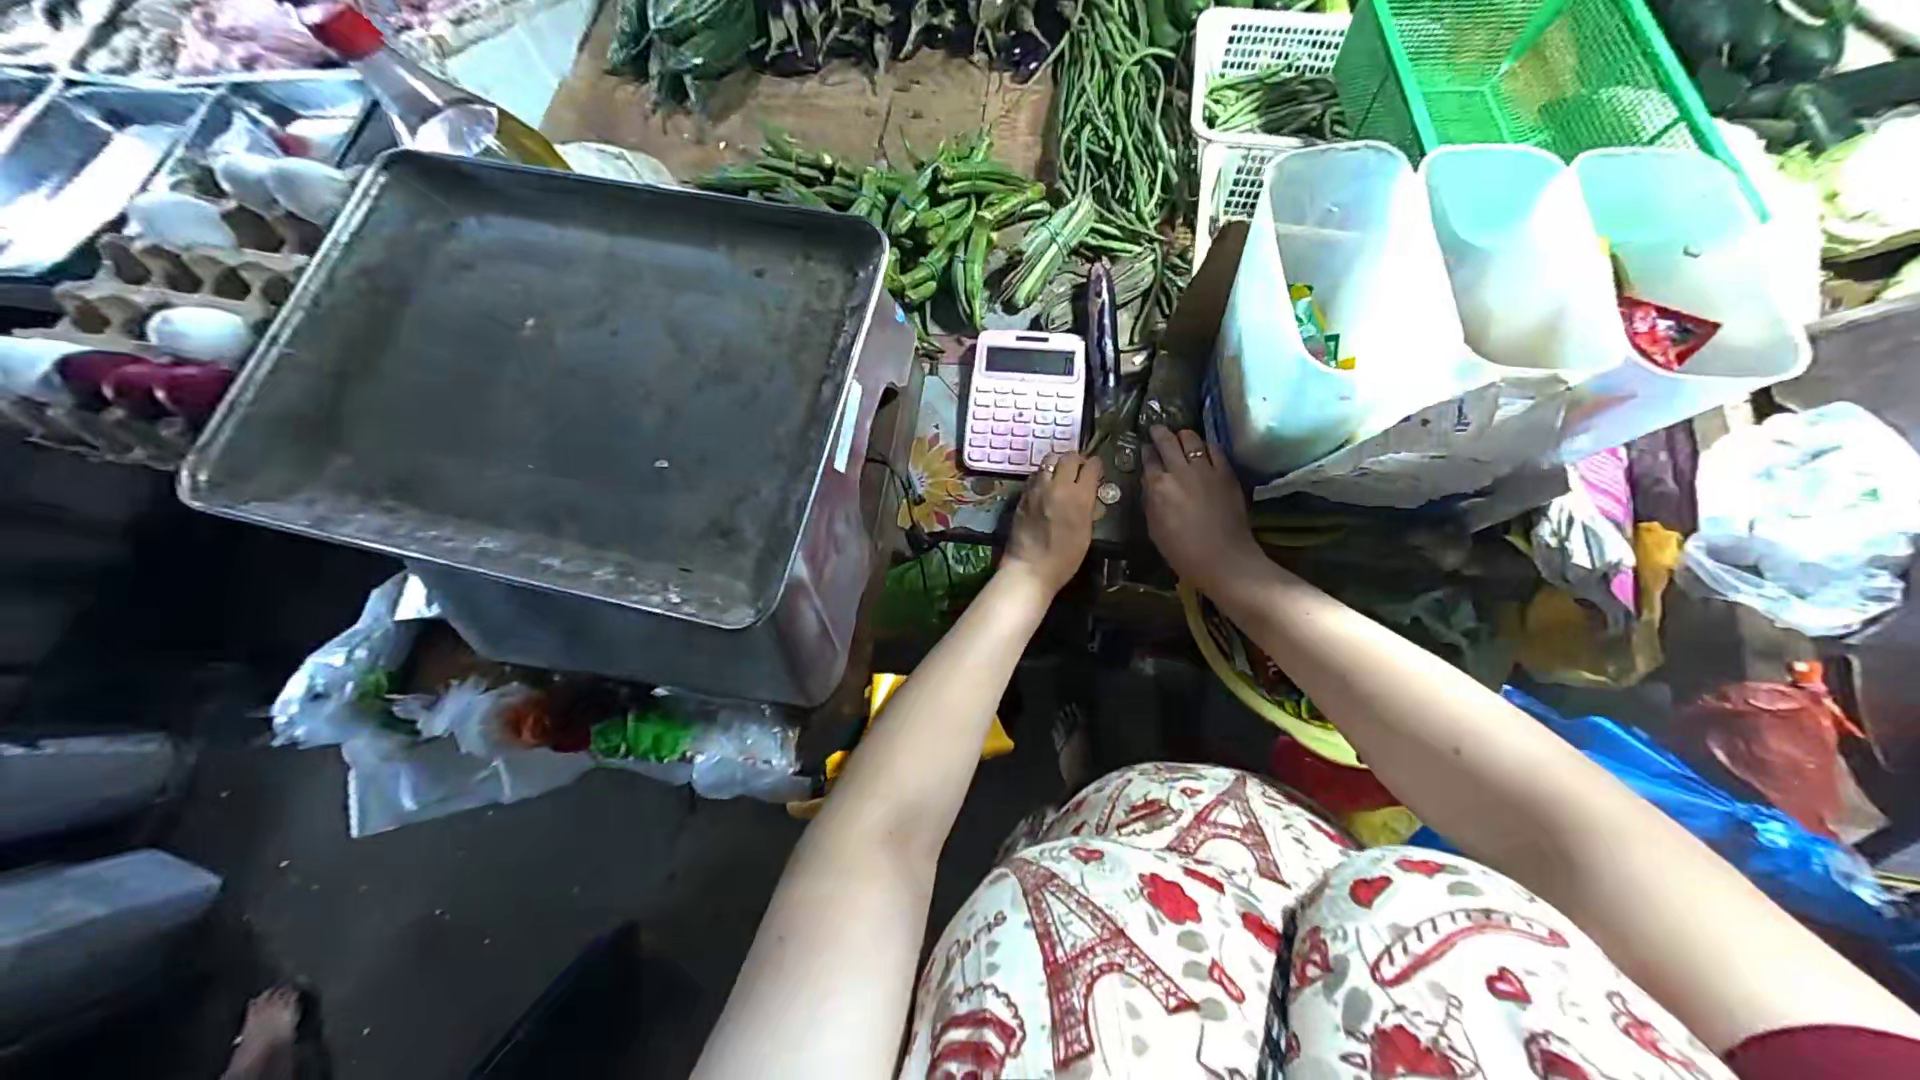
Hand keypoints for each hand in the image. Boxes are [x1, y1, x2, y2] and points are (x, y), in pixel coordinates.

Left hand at [1002, 451, 1101, 594]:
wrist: (1030, 568)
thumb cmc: (1065, 558)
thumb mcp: (1086, 533)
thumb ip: (1088, 508)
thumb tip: (1090, 494)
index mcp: (1079, 497)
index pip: (1091, 466)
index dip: (1096, 466)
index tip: (1097, 470)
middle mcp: (1058, 487)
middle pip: (1069, 457)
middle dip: (1077, 460)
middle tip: (1079, 469)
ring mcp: (1037, 489)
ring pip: (1049, 460)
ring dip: (1058, 464)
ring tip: (1061, 474)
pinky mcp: (1023, 495)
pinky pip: (1035, 475)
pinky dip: (1043, 475)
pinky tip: (1045, 486)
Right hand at [1142, 426, 1266, 594]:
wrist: (1223, 558)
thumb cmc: (1182, 551)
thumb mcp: (1154, 527)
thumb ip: (1150, 500)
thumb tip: (1150, 483)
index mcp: (1158, 486)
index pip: (1148, 459)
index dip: (1145, 451)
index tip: (1145, 448)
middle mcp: (1179, 471)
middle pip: (1167, 441)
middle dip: (1159, 433)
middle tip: (1156, 429)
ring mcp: (1205, 469)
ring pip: (1191, 438)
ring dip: (1183, 436)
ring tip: (1181, 436)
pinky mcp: (1226, 473)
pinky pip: (1215, 449)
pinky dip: (1207, 446)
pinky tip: (1205, 449)